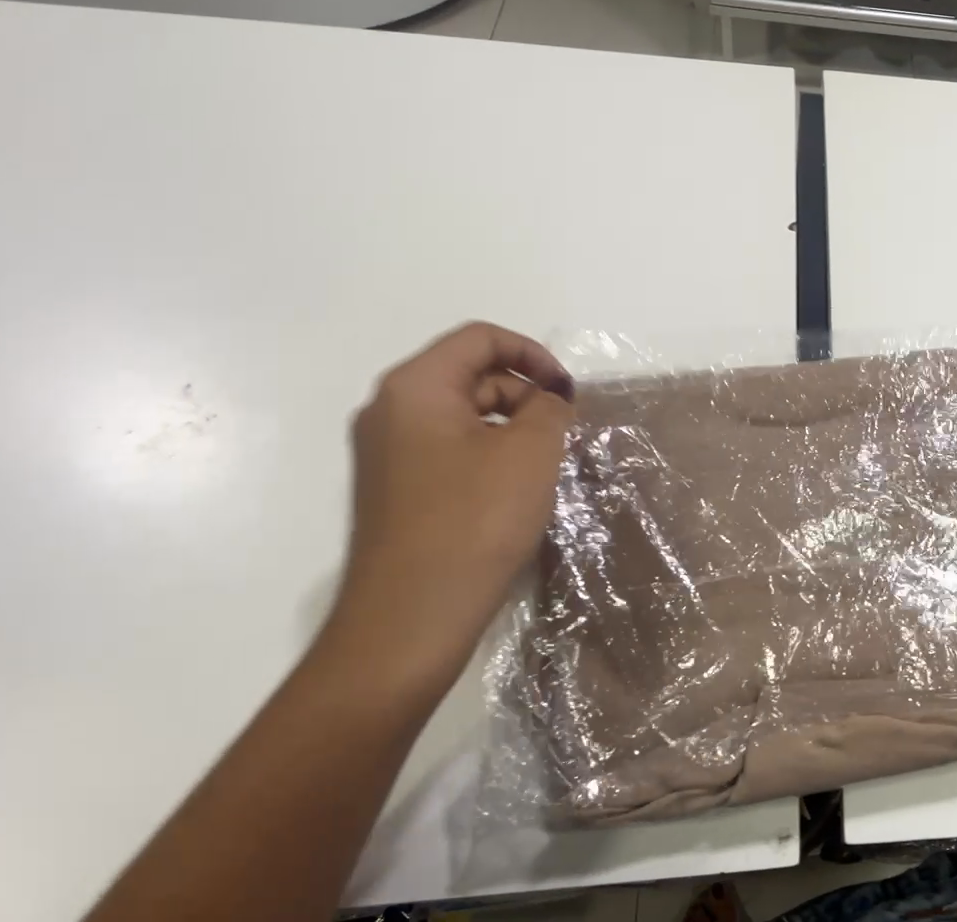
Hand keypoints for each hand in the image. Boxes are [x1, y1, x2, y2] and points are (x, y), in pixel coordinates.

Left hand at [328, 323, 575, 682]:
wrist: (411, 618)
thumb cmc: (475, 521)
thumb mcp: (530, 452)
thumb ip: (548, 408)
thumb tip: (547, 400)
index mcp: (415, 388)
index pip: (480, 338)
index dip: (533, 354)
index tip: (568, 393)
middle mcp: (390, 411)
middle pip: (470, 374)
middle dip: (524, 393)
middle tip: (563, 434)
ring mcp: (388, 454)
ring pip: (463, 416)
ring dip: (511, 428)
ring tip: (545, 467)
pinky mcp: (397, 491)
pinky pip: (450, 451)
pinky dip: (489, 456)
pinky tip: (515, 494)